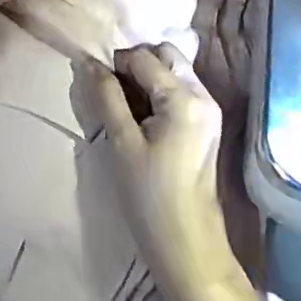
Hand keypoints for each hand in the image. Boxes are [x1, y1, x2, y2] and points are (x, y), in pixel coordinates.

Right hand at [76, 45, 257, 300]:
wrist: (189, 245)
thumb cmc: (151, 196)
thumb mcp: (122, 143)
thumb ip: (107, 96)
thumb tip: (90, 62)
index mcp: (184, 98)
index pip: (143, 57)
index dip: (117, 64)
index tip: (100, 84)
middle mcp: (203, 94)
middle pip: (165, 54)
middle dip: (137, 62)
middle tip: (114, 90)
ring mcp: (210, 108)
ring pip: (174, 68)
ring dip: (148, 75)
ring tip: (126, 104)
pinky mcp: (208, 122)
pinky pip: (181, 87)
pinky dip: (160, 89)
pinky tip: (144, 115)